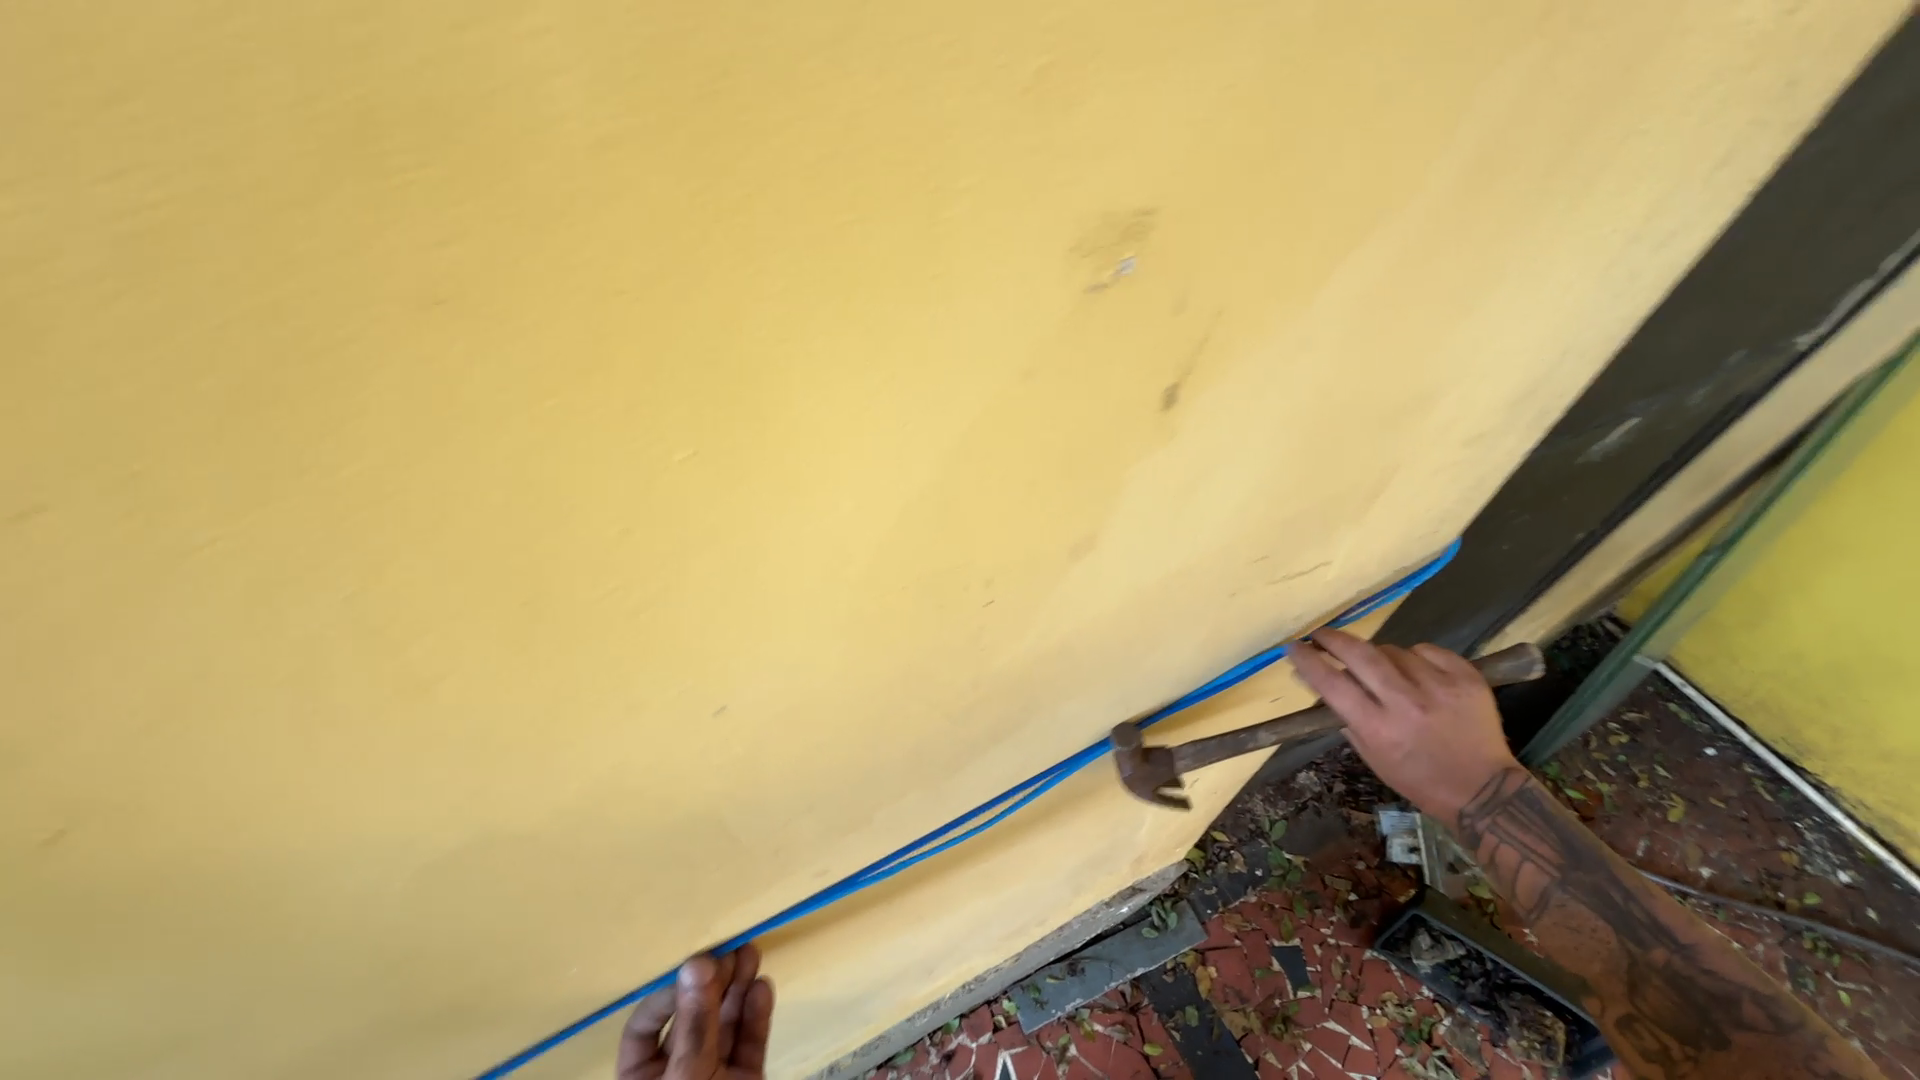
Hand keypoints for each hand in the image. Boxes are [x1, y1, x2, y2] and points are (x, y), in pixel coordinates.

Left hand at [618, 945, 774, 1079]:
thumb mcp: (686, 1074)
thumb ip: (695, 1024)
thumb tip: (698, 963)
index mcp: (643, 1077)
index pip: (645, 1026)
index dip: (668, 995)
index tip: (695, 969)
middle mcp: (677, 1070)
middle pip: (692, 1017)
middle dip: (712, 982)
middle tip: (730, 948)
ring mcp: (714, 1073)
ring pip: (725, 1024)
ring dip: (738, 988)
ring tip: (750, 953)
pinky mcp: (745, 1077)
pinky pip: (749, 1042)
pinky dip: (757, 1015)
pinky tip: (761, 987)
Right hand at [1286, 628, 1517, 828]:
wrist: (1483, 789)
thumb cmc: (1418, 778)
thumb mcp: (1372, 755)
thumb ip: (1348, 717)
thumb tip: (1325, 682)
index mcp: (1377, 727)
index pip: (1331, 682)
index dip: (1307, 660)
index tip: (1294, 647)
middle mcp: (1405, 702)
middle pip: (1359, 654)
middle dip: (1333, 639)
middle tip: (1320, 635)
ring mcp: (1438, 687)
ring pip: (1393, 650)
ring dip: (1379, 655)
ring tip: (1382, 670)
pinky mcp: (1465, 677)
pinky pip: (1426, 651)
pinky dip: (1414, 657)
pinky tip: (1416, 671)